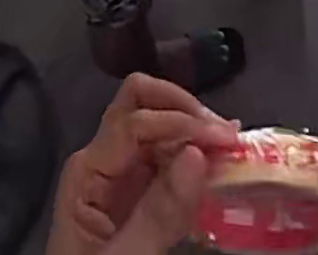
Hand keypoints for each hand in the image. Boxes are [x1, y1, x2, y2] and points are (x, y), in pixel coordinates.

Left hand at [46, 73, 239, 254]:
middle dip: (183, 108)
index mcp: (88, 170)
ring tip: (230, 145)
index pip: (135, 121)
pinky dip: (192, 150)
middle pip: (139, 102)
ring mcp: (120, 173)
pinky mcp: (137, 191)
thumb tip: (197, 153)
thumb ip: (157, 214)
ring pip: (156, 121)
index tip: (225, 140)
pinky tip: (218, 162)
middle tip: (225, 135)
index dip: (180, 121)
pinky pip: (165, 155)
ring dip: (192, 125)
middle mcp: (102, 159)